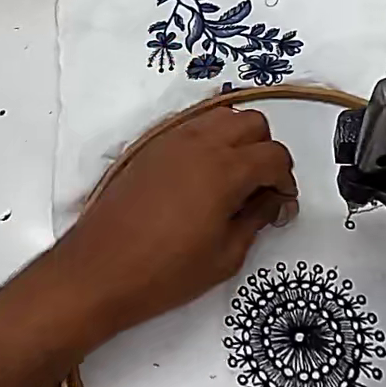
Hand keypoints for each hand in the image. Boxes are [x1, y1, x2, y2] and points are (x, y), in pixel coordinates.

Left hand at [47, 107, 296, 339]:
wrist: (100, 269)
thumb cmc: (164, 271)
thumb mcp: (225, 255)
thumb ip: (256, 219)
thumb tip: (272, 201)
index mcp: (225, 169)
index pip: (274, 155)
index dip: (285, 181)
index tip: (279, 204)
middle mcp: (200, 143)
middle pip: (252, 122)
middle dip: (265, 151)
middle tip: (260, 187)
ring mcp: (171, 139)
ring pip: (220, 115)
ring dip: (236, 138)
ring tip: (232, 177)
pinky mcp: (150, 145)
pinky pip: (191, 124)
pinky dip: (207, 137)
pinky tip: (203, 173)